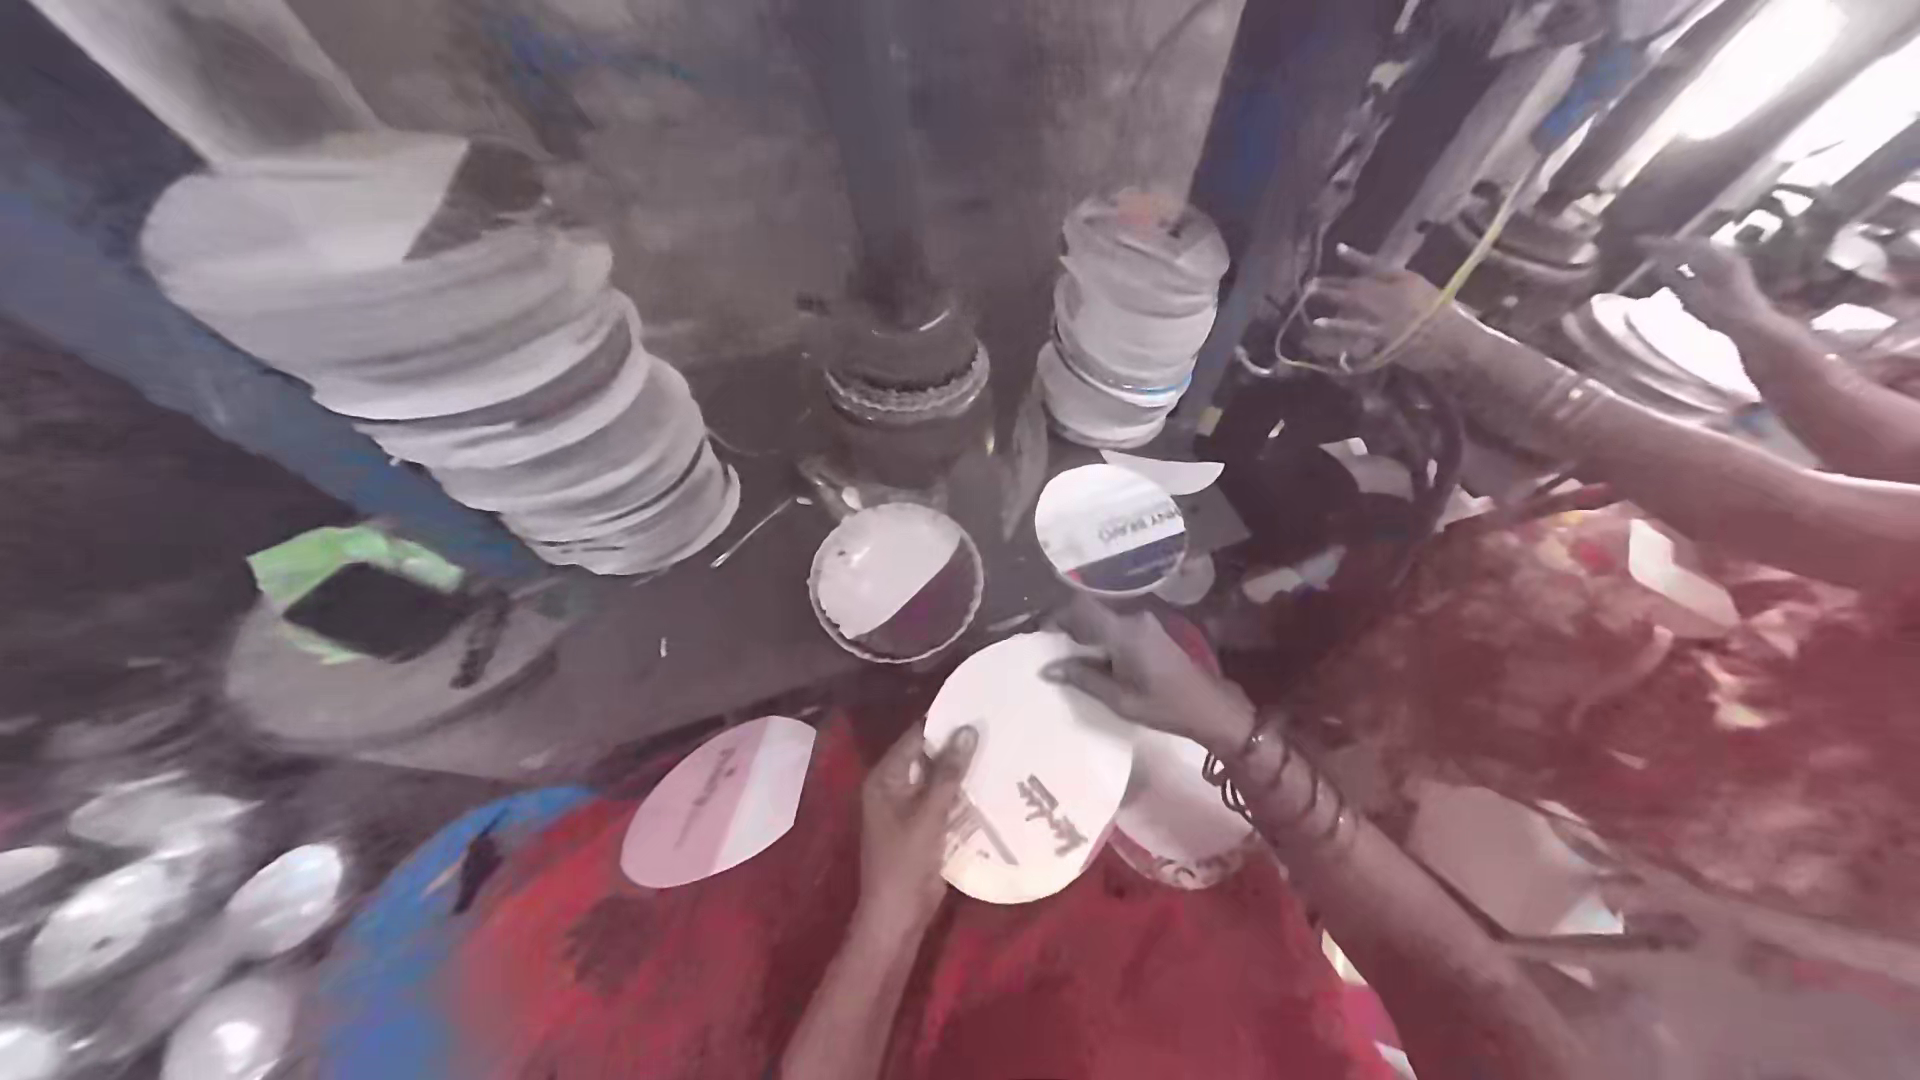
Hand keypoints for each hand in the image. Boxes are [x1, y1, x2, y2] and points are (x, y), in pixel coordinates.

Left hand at [855, 724, 976, 941]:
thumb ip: (948, 772)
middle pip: (926, 755)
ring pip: (937, 777)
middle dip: (955, 744)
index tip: (973, 706)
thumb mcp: (929, 813)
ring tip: (997, 746)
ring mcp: (908, 806)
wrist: (897, 915)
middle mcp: (893, 786)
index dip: (942, 722)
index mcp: (885, 777)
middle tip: (991, 725)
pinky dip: (961, 791)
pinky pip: (943, 798)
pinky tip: (989, 782)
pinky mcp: (923, 824)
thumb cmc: (905, 860)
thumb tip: (968, 730)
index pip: (915, 737)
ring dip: (961, 768)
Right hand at [1042, 596, 1254, 755]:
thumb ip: (1083, 679)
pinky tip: (1088, 653)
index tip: (1038, 632)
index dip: (1056, 616)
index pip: (1081, 609)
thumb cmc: (1165, 707)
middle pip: (1089, 609)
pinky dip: (1096, 634)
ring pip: (1101, 616)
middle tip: (1046, 643)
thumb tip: (1047, 669)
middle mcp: (1133, 618)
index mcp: (1125, 633)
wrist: (1211, 707)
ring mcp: (1143, 621)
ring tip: (1063, 650)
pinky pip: (1113, 623)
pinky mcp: (1148, 628)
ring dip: (1081, 629)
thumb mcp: (1120, 700)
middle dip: (1065, 623)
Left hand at [1304, 244, 1479, 368]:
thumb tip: (1378, 287)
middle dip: (1334, 283)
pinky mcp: (1382, 335)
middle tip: (1311, 282)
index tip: (1339, 249)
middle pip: (1359, 284)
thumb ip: (1402, 290)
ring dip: (1330, 297)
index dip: (1358, 258)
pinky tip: (1319, 323)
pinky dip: (1336, 326)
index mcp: (1409, 280)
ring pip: (1354, 302)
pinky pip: (1354, 329)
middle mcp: (1395, 293)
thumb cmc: (1448, 319)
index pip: (1378, 265)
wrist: (1458, 341)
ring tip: (1309, 295)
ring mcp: (1388, 314)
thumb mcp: (1426, 295)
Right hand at [1639, 237, 1774, 333]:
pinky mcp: (1732, 270)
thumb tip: (1657, 264)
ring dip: (1679, 248)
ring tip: (1659, 251)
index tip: (1638, 242)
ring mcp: (1731, 262)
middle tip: (1646, 244)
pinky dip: (1688, 255)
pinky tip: (1677, 262)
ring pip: (1701, 248)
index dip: (1660, 244)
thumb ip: (1675, 278)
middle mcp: (1727, 256)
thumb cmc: (1718, 314)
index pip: (1684, 246)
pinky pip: (1706, 255)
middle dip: (1670, 243)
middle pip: (1695, 243)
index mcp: (1718, 261)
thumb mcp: (1691, 297)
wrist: (1749, 323)